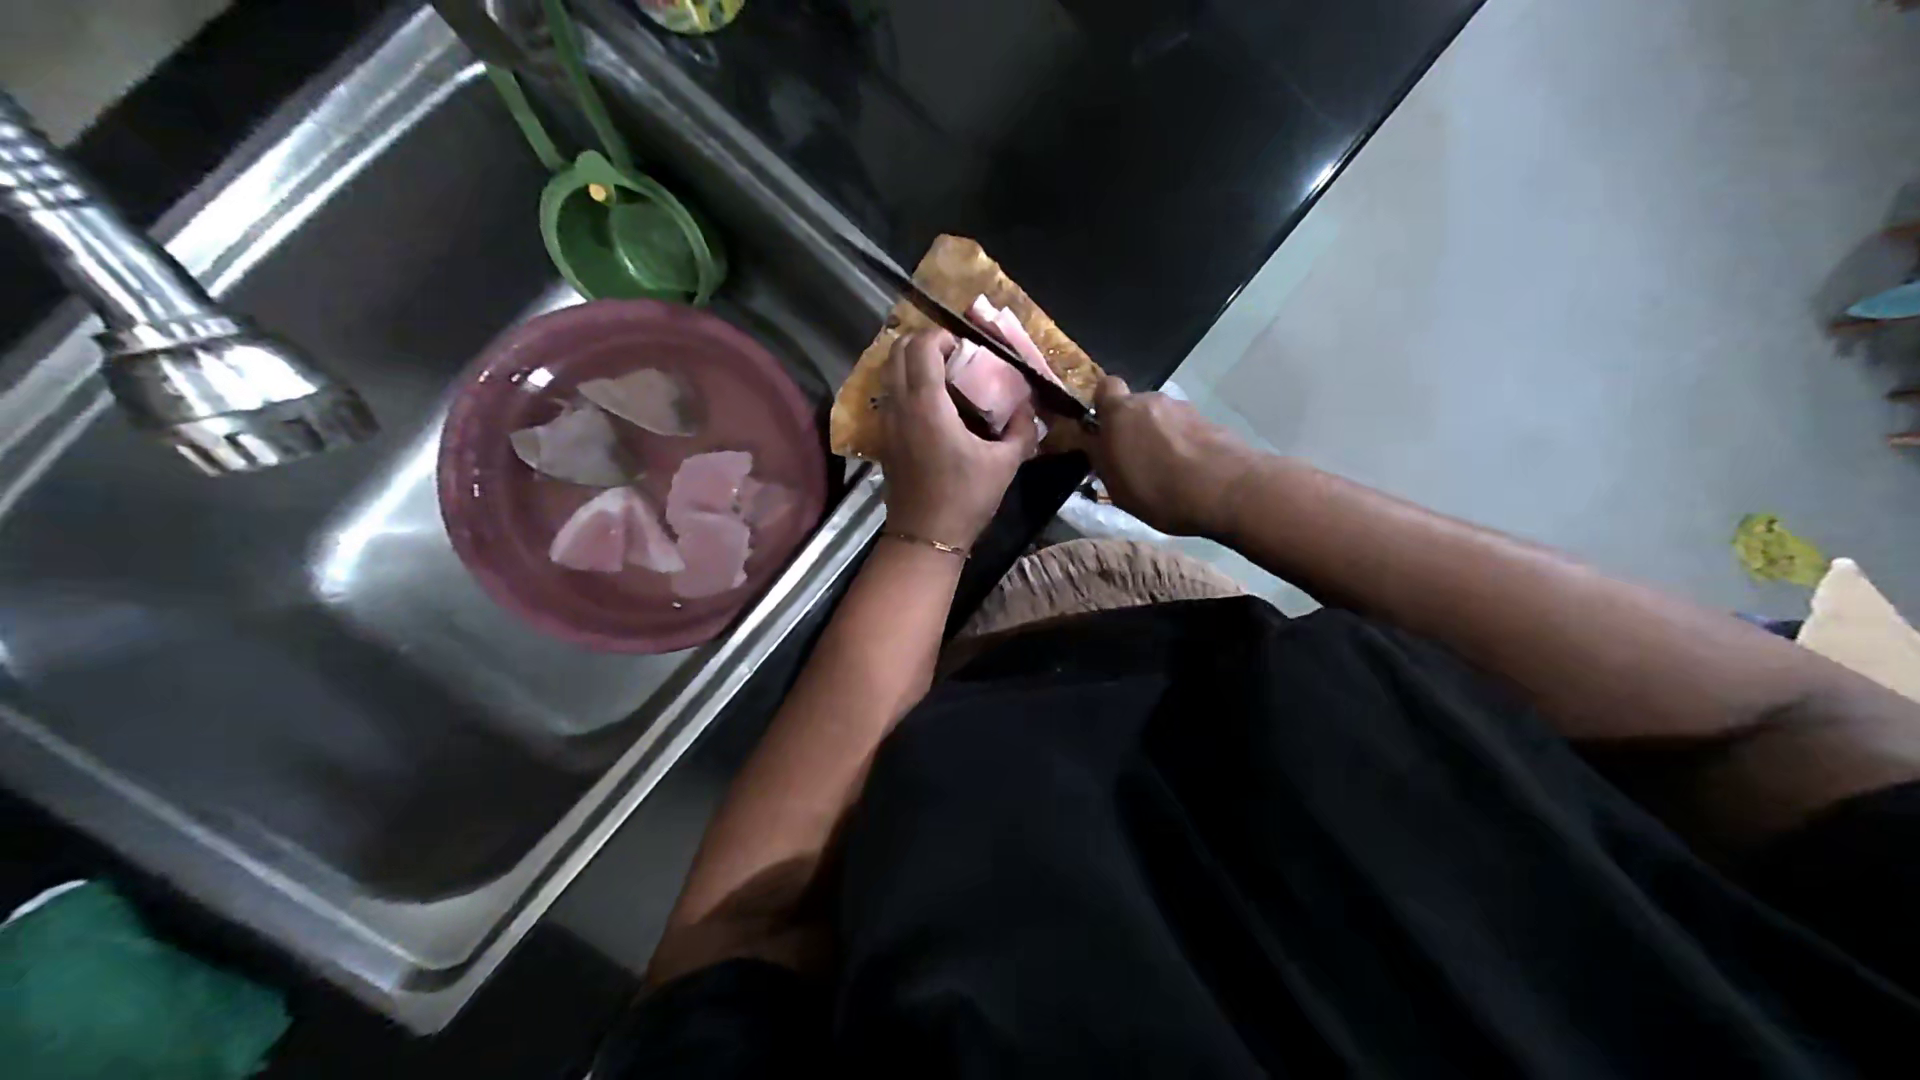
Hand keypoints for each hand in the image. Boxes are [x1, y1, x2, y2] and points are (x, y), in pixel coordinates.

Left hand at [876, 329, 1039, 548]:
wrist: (925, 537)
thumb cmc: (965, 498)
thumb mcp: (1004, 464)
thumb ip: (1021, 429)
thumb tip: (1028, 407)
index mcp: (927, 405)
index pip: (922, 347)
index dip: (941, 336)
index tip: (963, 345)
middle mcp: (900, 406)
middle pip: (897, 352)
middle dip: (923, 342)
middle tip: (951, 353)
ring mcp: (886, 423)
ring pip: (888, 373)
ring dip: (910, 363)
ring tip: (940, 375)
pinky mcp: (883, 439)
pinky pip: (888, 396)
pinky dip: (904, 385)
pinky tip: (930, 404)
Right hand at [1079, 377, 1266, 537]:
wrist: (1229, 490)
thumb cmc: (1160, 491)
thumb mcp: (1116, 485)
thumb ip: (1100, 458)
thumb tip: (1088, 443)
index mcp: (1118, 412)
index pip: (1101, 389)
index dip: (1098, 406)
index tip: (1096, 431)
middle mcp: (1149, 400)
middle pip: (1130, 405)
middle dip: (1126, 425)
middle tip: (1127, 457)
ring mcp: (1181, 408)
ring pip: (1156, 417)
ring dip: (1153, 435)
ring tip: (1159, 469)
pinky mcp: (1207, 420)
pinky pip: (1180, 429)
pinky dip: (1177, 443)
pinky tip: (1183, 470)